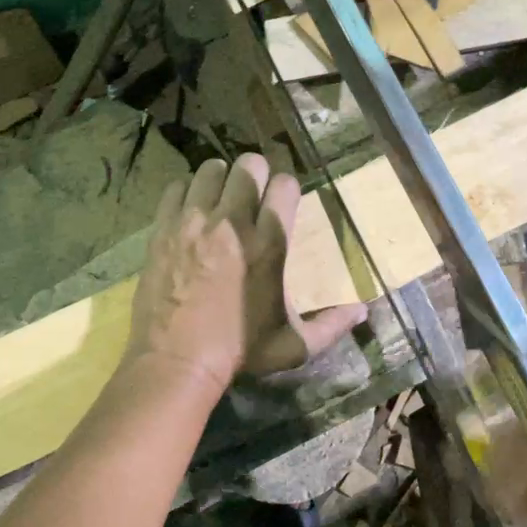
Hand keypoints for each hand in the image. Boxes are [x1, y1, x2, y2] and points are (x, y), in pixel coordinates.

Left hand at [126, 154, 369, 396]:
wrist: (176, 361)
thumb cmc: (239, 353)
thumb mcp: (294, 345)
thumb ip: (331, 325)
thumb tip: (363, 310)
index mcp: (270, 244)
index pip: (285, 184)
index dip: (286, 189)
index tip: (281, 202)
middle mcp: (233, 223)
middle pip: (249, 165)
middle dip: (255, 174)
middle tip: (251, 194)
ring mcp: (193, 223)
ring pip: (210, 170)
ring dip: (219, 180)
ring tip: (219, 199)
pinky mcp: (163, 230)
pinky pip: (176, 188)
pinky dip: (186, 193)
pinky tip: (190, 211)